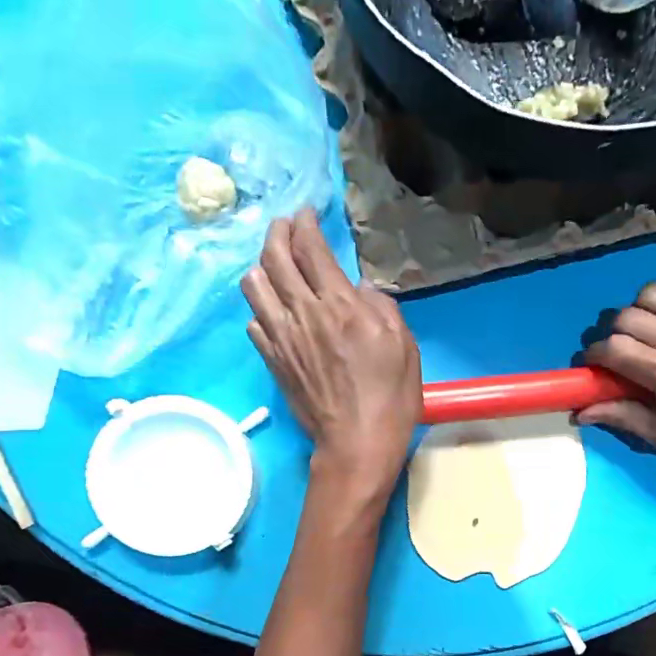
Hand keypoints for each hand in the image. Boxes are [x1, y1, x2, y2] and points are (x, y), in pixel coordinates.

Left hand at [242, 209, 421, 496]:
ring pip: (254, 286)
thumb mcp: (402, 343)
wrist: (356, 442)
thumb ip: (379, 305)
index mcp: (338, 305)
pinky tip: (271, 308)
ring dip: (260, 265)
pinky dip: (259, 307)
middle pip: (275, 258)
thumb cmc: (390, 395)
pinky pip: (253, 322)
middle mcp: (302, 314)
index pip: (310, 249)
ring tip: (271, 262)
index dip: (304, 223)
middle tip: (284, 225)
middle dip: (277, 232)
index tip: (305, 213)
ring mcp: (281, 338)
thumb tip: (358, 287)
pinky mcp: (272, 361)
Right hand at [577, 279, 655, 465]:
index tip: (595, 364)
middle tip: (618, 351)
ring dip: (638, 310)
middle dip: (612, 333)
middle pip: (627, 317)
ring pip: (652, 294)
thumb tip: (580, 412)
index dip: (595, 354)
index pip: (614, 348)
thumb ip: (621, 417)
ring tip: (644, 331)